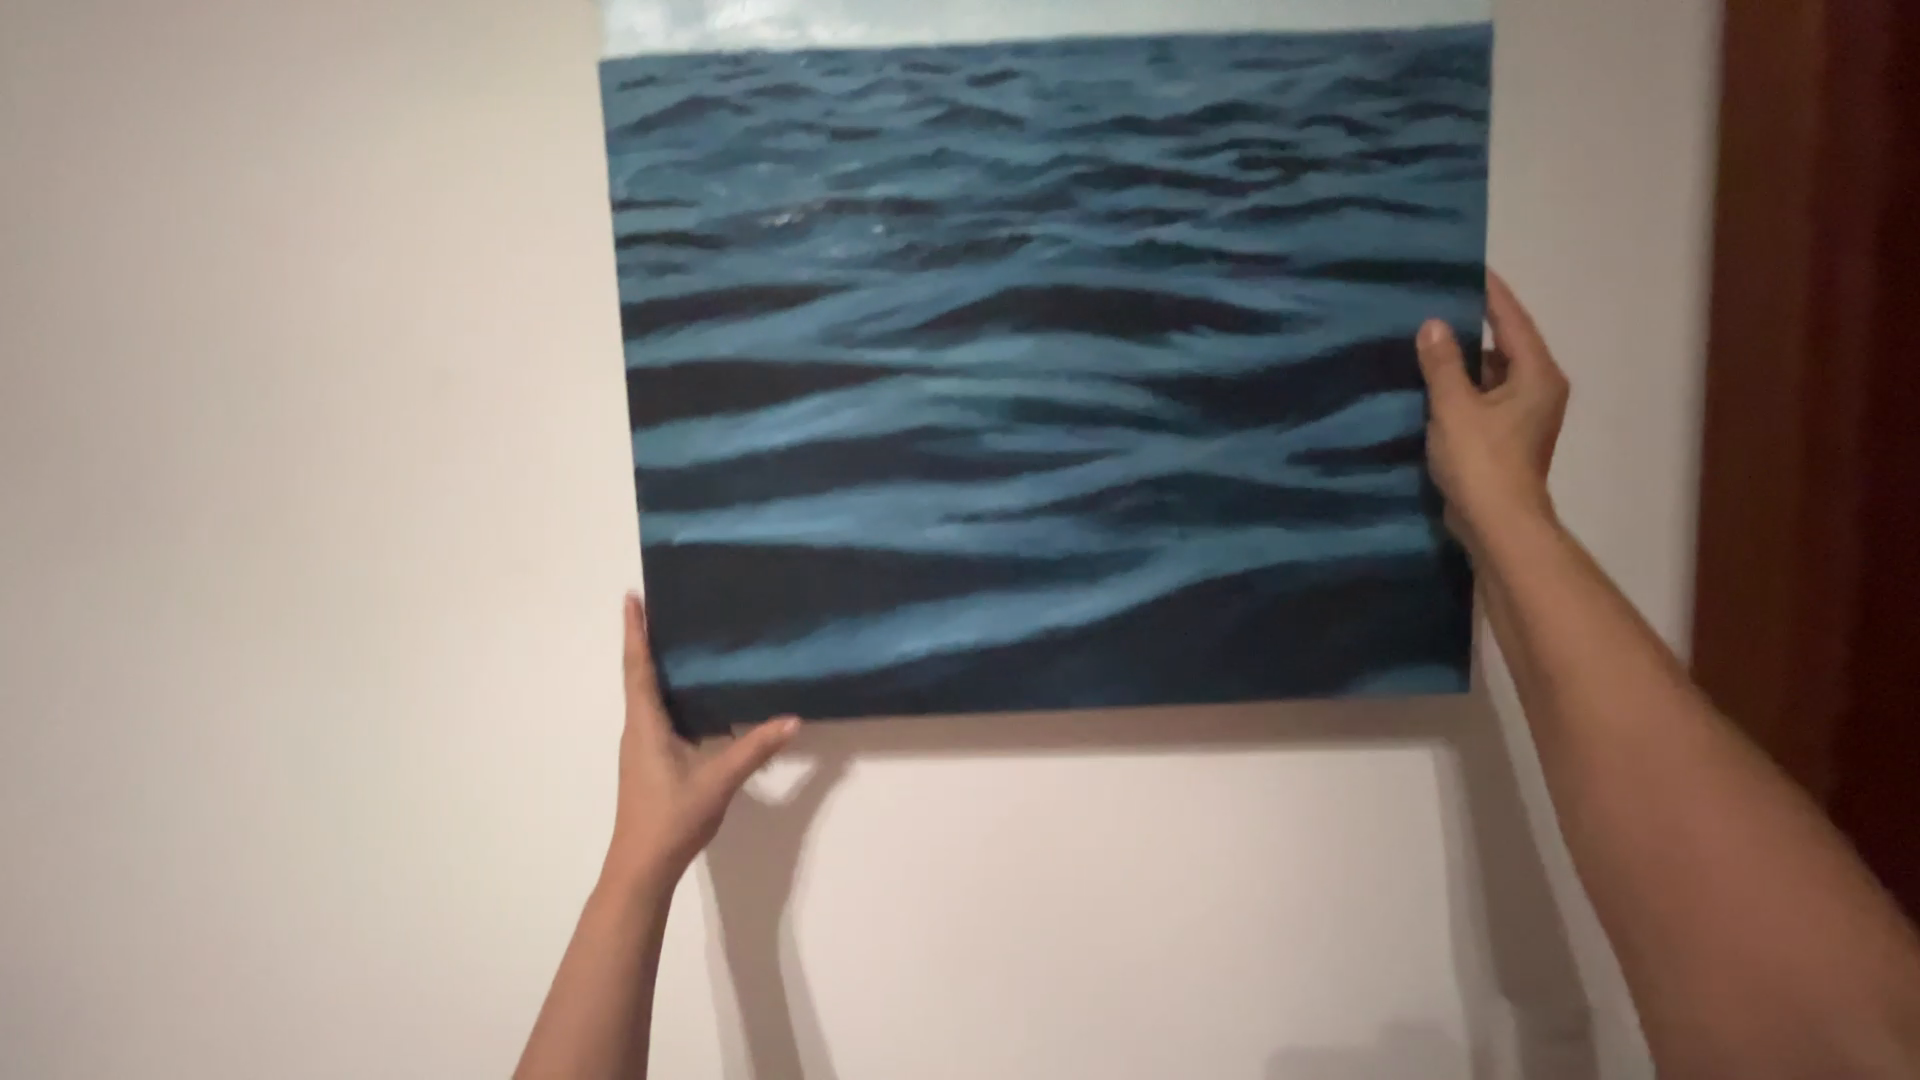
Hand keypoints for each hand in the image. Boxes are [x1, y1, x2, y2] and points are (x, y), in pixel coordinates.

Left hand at [606, 593, 799, 893]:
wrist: (642, 868)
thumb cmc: (671, 817)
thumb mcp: (719, 780)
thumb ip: (756, 748)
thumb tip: (794, 718)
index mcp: (646, 724)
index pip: (638, 668)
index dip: (635, 632)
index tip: (631, 597)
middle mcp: (639, 729)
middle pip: (640, 675)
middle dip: (648, 640)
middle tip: (668, 607)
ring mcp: (643, 746)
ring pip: (650, 696)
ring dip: (661, 667)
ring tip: (686, 641)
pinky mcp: (652, 760)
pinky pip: (661, 714)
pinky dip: (674, 694)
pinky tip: (701, 696)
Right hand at [1415, 271, 1569, 552]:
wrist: (1497, 522)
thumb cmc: (1481, 460)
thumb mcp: (1454, 407)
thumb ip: (1442, 365)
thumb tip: (1433, 325)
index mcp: (1536, 375)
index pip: (1513, 321)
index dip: (1491, 294)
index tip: (1470, 269)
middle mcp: (1539, 389)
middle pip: (1505, 347)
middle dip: (1473, 329)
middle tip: (1436, 308)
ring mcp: (1524, 417)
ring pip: (1491, 377)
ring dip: (1463, 364)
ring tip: (1426, 346)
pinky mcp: (1505, 439)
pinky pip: (1482, 400)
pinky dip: (1460, 391)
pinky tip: (1430, 389)